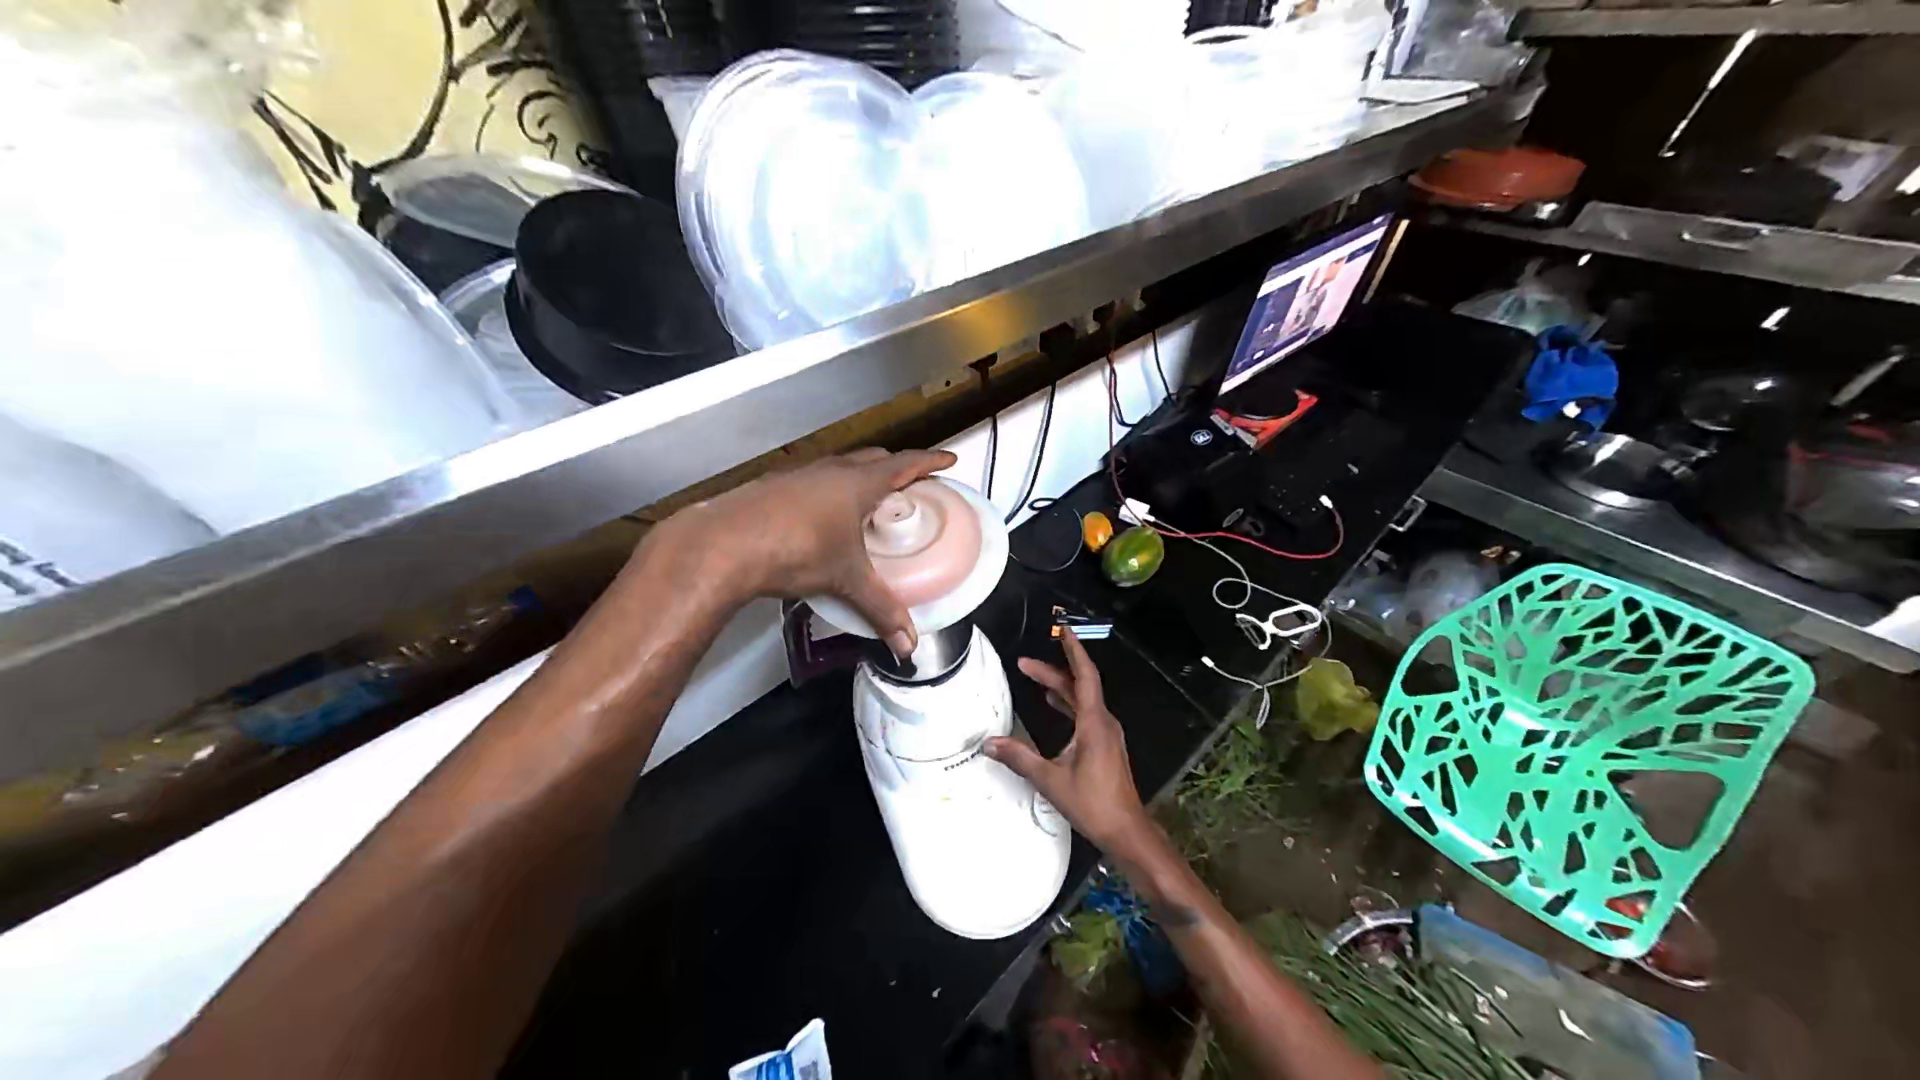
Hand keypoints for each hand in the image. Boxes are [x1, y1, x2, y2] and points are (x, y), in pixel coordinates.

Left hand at [654, 448, 956, 656]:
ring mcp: (798, 474)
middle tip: (910, 485)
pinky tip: (821, 517)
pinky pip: (812, 481)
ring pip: (839, 467)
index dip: (931, 460)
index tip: (950, 459)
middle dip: (895, 467)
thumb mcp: (846, 580)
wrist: (723, 543)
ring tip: (867, 502)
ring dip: (858, 477)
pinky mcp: (772, 486)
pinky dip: (828, 491)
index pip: (905, 463)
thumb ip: (880, 610)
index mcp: (858, 483)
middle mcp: (830, 470)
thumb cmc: (796, 549)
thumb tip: (908, 647)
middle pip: (873, 458)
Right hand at [984, 629, 1153, 854]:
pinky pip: (1086, 713)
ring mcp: (1106, 733)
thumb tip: (989, 743)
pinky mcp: (1105, 744)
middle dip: (1053, 670)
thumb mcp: (1051, 780)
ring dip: (1060, 686)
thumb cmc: (1093, 804)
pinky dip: (1068, 703)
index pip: (1085, 676)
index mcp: (1094, 723)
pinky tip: (1054, 705)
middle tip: (1024, 663)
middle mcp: (1103, 722)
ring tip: (1035, 677)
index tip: (1063, 629)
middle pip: (1079, 686)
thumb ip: (1020, 758)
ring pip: (1083, 699)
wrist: (1126, 831)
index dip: (1074, 650)